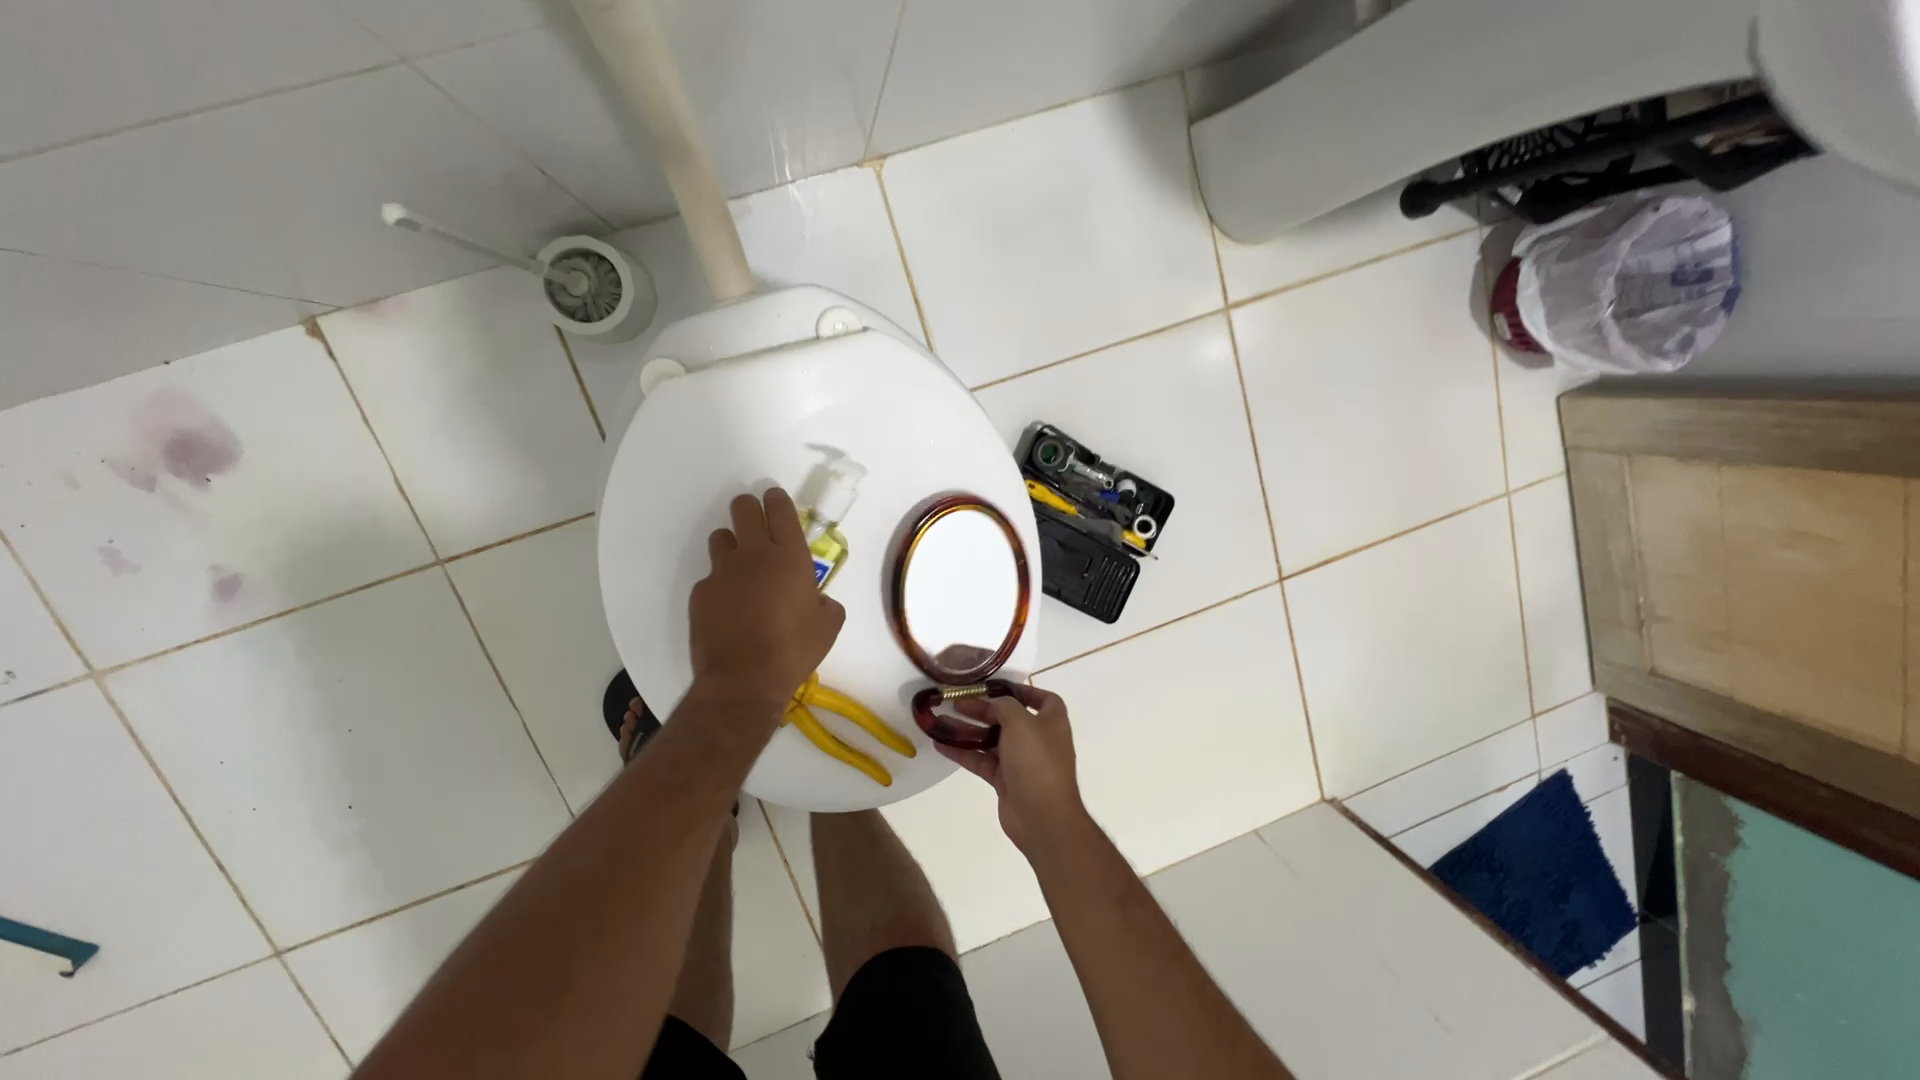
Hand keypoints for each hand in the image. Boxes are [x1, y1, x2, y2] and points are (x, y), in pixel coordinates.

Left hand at [688, 488, 845, 713]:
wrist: (744, 679)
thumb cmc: (794, 651)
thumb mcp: (828, 627)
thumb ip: (826, 604)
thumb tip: (818, 602)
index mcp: (790, 557)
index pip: (780, 510)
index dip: (777, 500)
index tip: (775, 500)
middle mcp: (755, 555)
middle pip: (744, 508)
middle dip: (749, 509)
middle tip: (755, 524)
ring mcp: (723, 571)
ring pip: (721, 537)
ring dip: (731, 544)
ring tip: (739, 566)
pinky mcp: (701, 592)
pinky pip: (710, 577)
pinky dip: (719, 585)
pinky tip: (727, 608)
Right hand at [935, 684, 1088, 854]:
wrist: (1042, 816)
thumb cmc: (1036, 761)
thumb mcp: (1020, 722)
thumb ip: (1004, 706)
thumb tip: (994, 704)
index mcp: (1052, 721)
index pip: (1042, 699)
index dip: (1023, 690)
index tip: (997, 686)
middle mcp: (1038, 739)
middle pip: (1009, 718)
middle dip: (984, 709)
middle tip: (957, 702)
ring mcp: (1021, 761)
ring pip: (992, 740)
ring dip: (969, 730)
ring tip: (942, 720)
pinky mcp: (1005, 780)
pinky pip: (982, 760)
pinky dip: (963, 752)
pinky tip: (941, 744)